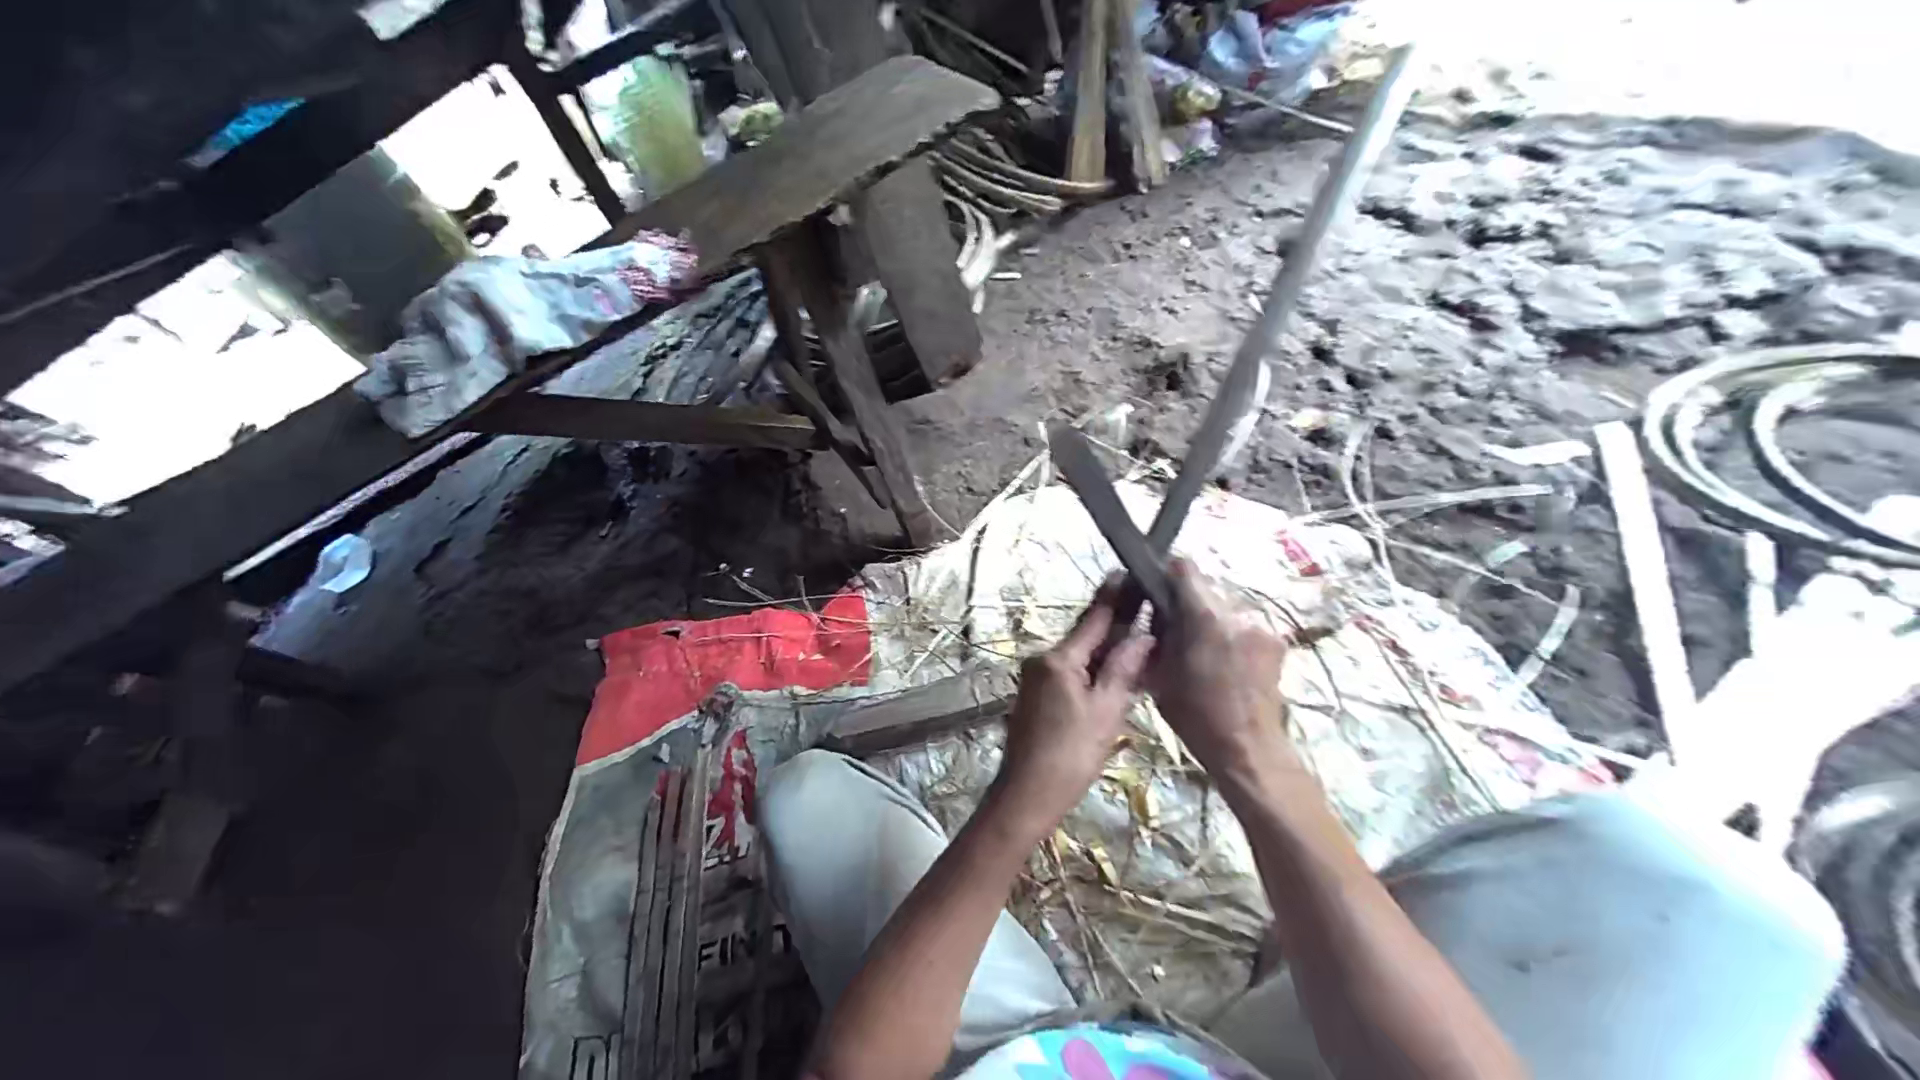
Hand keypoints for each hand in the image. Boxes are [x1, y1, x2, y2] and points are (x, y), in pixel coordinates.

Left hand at [990, 580, 1154, 832]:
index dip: (1114, 596)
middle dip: (1114, 625)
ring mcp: (1036, 677)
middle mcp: (1043, 659)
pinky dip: (1092, 671)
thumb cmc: (1070, 755)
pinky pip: (1070, 673)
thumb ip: (1123, 670)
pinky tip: (1114, 674)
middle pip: (1085, 636)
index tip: (1128, 572)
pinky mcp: (1036, 694)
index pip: (1093, 619)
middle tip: (1144, 607)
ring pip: (1079, 656)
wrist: (1027, 794)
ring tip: (1138, 640)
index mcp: (1059, 659)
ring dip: (1105, 651)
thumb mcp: (1105, 711)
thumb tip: (1143, 636)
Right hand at [1146, 559, 1296, 775]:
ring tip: (1204, 650)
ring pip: (1227, 607)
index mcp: (1205, 617)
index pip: (1184, 569)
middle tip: (1178, 630)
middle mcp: (1237, 612)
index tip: (1159, 587)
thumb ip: (1159, 633)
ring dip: (1213, 619)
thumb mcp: (1160, 673)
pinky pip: (1245, 624)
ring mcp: (1262, 625)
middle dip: (1190, 603)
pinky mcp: (1277, 639)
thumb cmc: (1195, 715)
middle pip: (1207, 590)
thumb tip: (1156, 609)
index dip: (1168, 574)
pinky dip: (1232, 634)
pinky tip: (1226, 660)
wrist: (1248, 748)